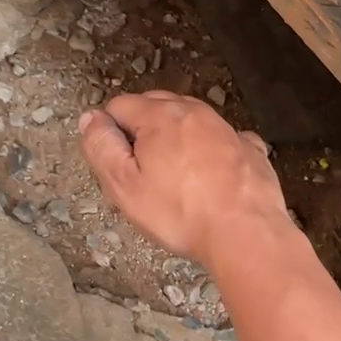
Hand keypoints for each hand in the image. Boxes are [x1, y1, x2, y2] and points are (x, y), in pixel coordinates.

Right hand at [77, 91, 294, 266]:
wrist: (244, 233)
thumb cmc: (181, 214)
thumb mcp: (124, 186)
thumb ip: (102, 147)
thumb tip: (91, 119)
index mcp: (161, 117)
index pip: (119, 106)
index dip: (110, 134)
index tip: (117, 165)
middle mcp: (195, 113)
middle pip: (156, 107)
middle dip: (142, 131)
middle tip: (141, 173)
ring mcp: (226, 130)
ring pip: (190, 122)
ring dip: (176, 141)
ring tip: (174, 180)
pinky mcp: (249, 150)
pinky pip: (221, 141)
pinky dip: (210, 153)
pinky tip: (208, 180)